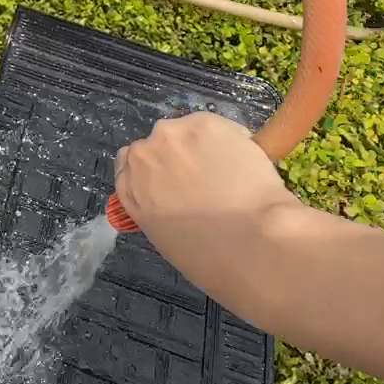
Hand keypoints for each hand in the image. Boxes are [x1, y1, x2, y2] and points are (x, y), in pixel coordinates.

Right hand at [114, 112, 298, 280]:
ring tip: (232, 173)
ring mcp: (173, 134)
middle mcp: (144, 154)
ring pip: (188, 132)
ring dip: (205, 147)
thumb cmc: (212, 261)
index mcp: (131, 187)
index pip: (129, 163)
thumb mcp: (168, 240)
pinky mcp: (205, 122)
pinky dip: (231, 142)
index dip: (154, 169)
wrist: (254, 245)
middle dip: (180, 157)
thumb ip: (160, 209)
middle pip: (159, 144)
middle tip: (208, 179)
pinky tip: (246, 165)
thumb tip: (178, 201)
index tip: (173, 180)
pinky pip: (218, 128)